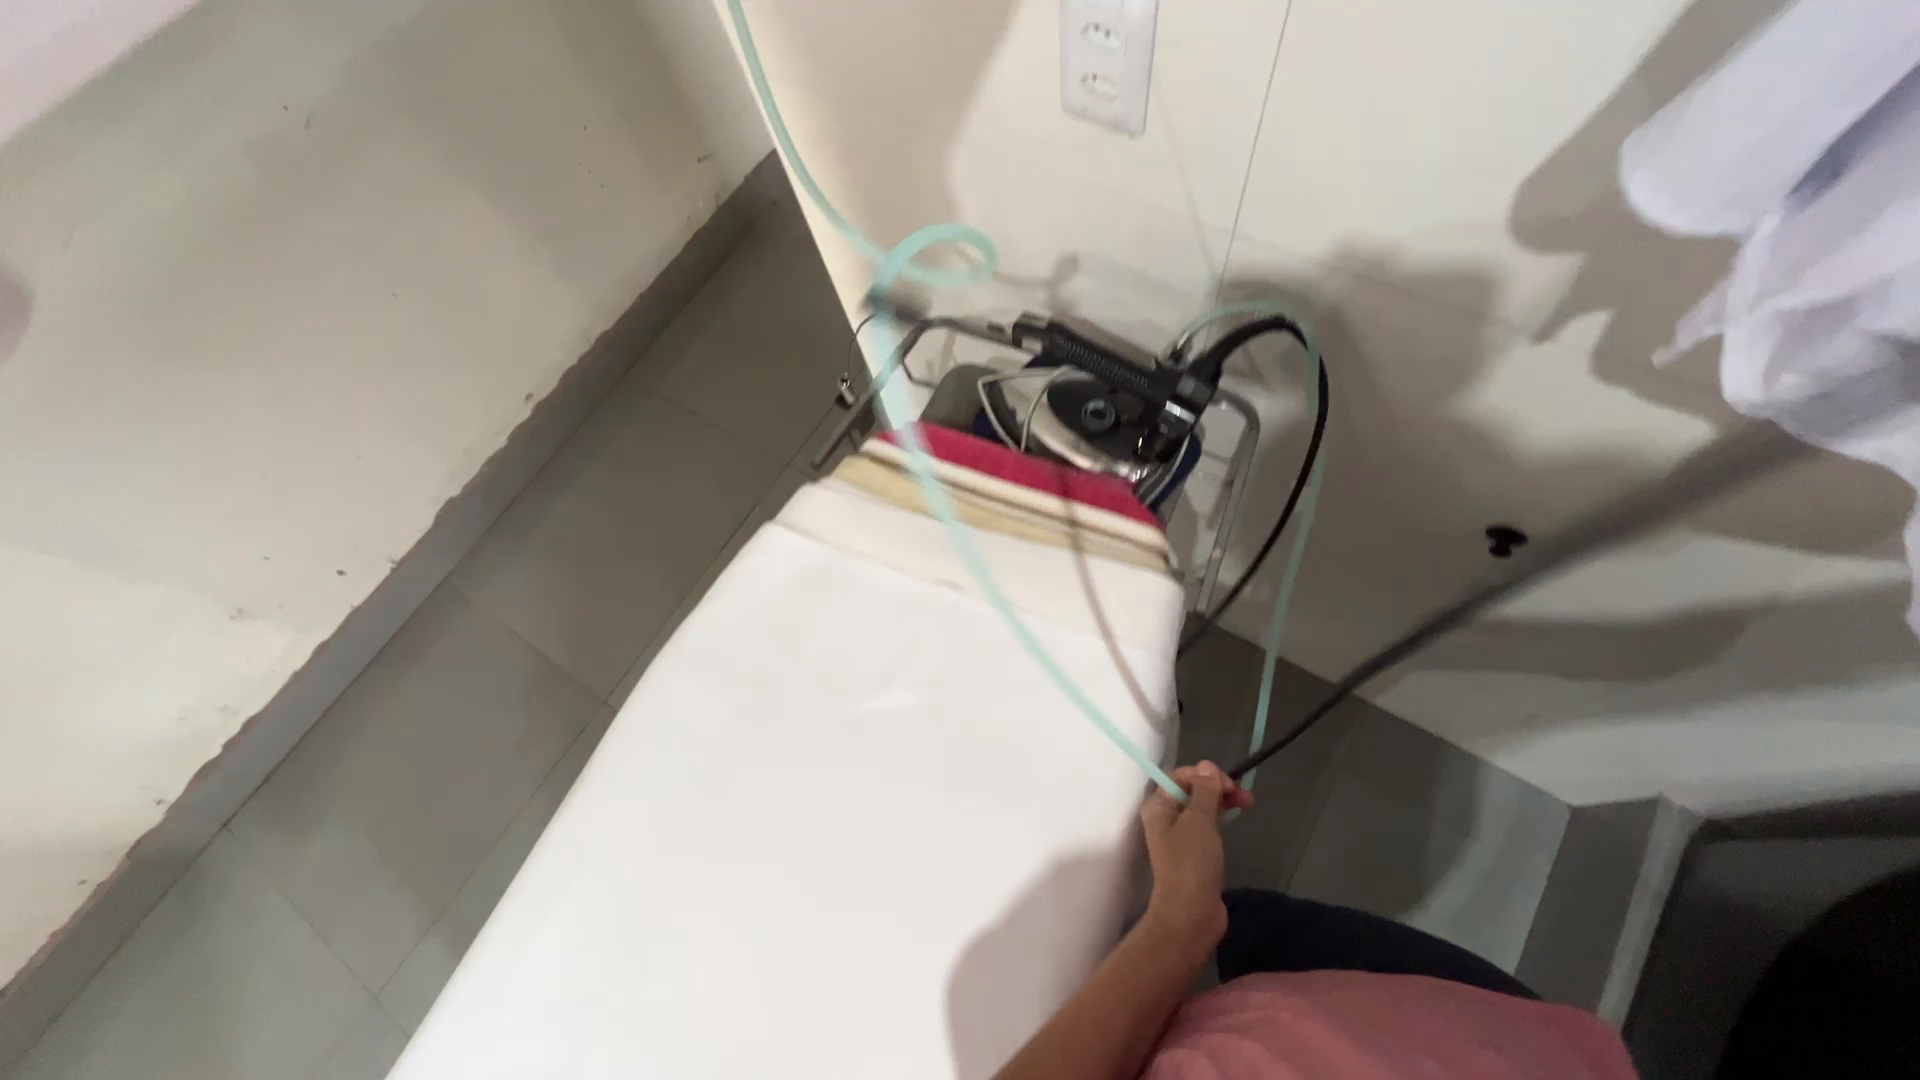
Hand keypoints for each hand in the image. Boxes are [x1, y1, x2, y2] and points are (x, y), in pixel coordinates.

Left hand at [1138, 762, 1252, 946]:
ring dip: (1221, 802)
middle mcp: (1164, 818)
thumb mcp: (1200, 820)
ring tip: (1245, 805)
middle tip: (1245, 798)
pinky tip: (1233, 822)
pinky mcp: (1193, 853)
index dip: (1206, 775)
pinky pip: (1206, 826)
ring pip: (1201, 808)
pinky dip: (1220, 820)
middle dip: (1218, 788)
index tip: (1231, 786)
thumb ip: (1204, 791)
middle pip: (1192, 790)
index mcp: (1158, 806)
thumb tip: (1206, 765)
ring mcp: (1178, 837)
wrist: (1191, 914)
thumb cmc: (1192, 863)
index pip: (1181, 776)